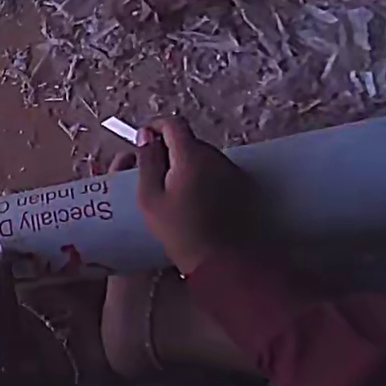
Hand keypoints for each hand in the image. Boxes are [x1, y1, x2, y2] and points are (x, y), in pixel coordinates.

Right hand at [114, 116, 255, 271]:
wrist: (223, 261)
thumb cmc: (179, 230)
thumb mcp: (150, 197)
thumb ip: (147, 162)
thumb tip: (146, 136)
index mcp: (191, 156)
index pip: (174, 124)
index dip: (155, 126)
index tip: (143, 141)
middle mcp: (215, 157)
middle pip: (188, 141)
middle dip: (169, 150)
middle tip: (153, 174)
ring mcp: (232, 171)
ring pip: (202, 157)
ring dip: (185, 164)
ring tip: (172, 191)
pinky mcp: (242, 186)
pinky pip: (216, 171)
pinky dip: (201, 177)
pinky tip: (193, 200)